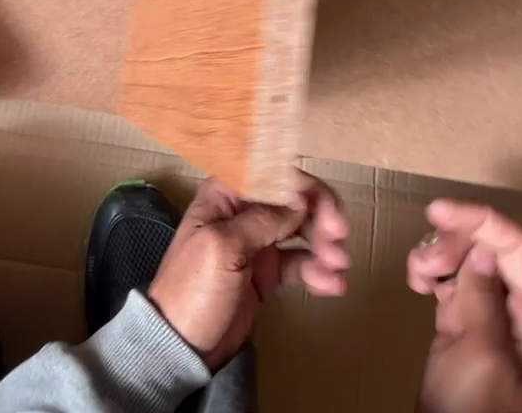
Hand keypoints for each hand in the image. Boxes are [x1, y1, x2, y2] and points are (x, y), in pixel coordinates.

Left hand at [146, 171, 351, 367]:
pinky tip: (333, 285)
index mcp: (224, 195)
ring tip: (339, 268)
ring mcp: (255, 243)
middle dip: (320, 217)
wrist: (181, 345)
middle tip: (339, 241)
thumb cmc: (191, 289)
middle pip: (292, 201)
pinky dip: (318, 271)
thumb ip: (261, 220)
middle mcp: (242, 212)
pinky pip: (299, 263)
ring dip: (323, 245)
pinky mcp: (266, 273)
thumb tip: (299, 199)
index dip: (305, 189)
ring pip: (300, 231)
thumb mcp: (223, 248)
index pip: (273, 175)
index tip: (328, 212)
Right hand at [408, 200, 521, 412]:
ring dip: (439, 256)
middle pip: (495, 249)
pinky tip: (418, 284)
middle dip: (454, 242)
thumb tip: (482, 247)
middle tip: (422, 263)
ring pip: (471, 260)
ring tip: (417, 276)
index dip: (480, 219)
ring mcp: (499, 321)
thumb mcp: (480, 356)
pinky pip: (455, 280)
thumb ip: (483, 297)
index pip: (520, 248)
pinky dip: (434, 272)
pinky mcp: (470, 327)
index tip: (435, 210)